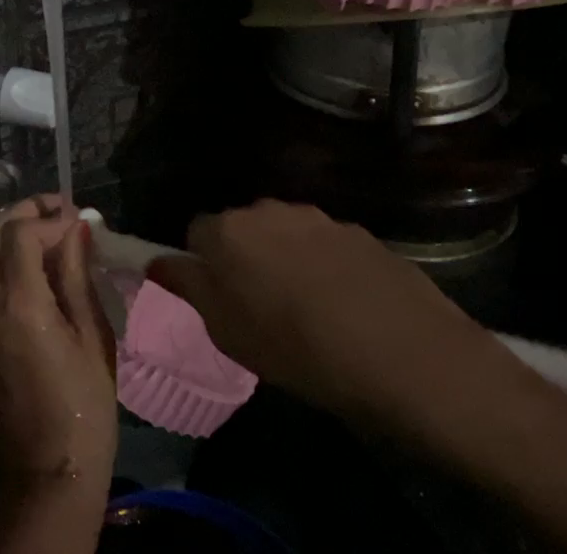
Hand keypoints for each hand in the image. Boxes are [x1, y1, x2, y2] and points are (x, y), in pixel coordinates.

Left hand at [0, 195, 117, 482]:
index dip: (49, 217)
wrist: (45, 458)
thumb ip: (76, 273)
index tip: (73, 220)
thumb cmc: (83, 399)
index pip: (21, 232)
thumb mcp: (93, 333)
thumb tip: (76, 225)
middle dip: (21, 215)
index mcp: (20, 302)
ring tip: (17, 233)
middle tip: (50, 214)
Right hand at [148, 200, 532, 438]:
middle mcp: (270, 211)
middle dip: (244, 258)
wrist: (407, 356)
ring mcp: (321, 219)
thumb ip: (188, 289)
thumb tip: (159, 262)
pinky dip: (326, 268)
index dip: (203, 268)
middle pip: (242, 229)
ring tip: (307, 310)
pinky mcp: (363, 234)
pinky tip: (345, 307)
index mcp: (228, 230)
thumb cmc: (297, 349)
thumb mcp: (227, 332)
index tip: (220, 301)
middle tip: (259, 307)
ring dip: (286, 261)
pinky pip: (326, 247)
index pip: (195, 234)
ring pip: (286, 236)